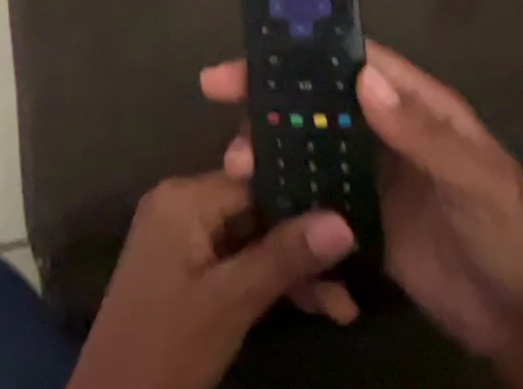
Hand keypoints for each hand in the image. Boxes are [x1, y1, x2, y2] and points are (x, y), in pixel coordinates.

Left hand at [66, 172, 356, 388]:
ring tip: (342, 308)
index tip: (353, 222)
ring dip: (292, 271)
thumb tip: (345, 220)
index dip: (304, 201)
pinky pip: (234, 259)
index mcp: (184, 197)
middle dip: (304, 247)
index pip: (256, 181)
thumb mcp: (233, 300)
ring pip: (251, 240)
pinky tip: (311, 306)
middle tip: (351, 282)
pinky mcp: (182, 268)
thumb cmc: (168, 342)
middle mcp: (179, 204)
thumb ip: (286, 256)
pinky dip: (267, 281)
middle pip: (256, 211)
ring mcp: (179, 237)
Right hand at [202, 44, 522, 386]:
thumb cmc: (510, 239)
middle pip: (316, 102)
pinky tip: (259, 213)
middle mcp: (385, 132)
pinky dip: (284, 199)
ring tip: (240, 174)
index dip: (299, 54)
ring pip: (305, 148)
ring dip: (269, 155)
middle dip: (267, 104)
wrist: (521, 325)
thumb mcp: (476, 182)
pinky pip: (311, 196)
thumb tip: (363, 80)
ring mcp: (369, 175)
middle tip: (221, 112)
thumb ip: (424, 134)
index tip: (245, 61)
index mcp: (417, 107)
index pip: (351, 63)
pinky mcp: (357, 217)